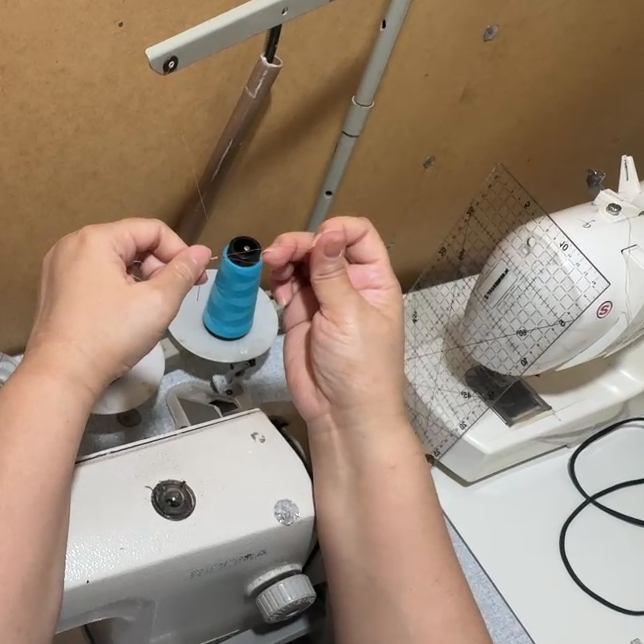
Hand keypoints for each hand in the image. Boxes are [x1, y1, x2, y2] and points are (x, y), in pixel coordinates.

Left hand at [23, 219, 210, 404]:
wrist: (61, 375)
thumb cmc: (107, 338)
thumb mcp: (157, 303)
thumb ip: (182, 272)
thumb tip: (201, 252)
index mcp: (95, 239)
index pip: (151, 230)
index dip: (179, 252)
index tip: (195, 278)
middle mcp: (72, 246)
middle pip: (131, 244)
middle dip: (158, 268)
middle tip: (173, 298)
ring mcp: (59, 268)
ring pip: (113, 263)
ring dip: (139, 281)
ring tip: (149, 310)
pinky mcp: (55, 291)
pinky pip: (95, 278)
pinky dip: (116, 290)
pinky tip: (124, 317)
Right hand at [265, 217, 405, 432]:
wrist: (341, 413)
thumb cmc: (360, 366)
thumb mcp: (348, 315)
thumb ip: (332, 274)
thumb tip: (327, 233)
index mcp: (373, 280)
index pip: (358, 235)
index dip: (336, 231)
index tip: (315, 241)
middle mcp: (349, 284)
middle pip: (323, 246)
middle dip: (299, 244)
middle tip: (276, 255)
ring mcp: (323, 300)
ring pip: (301, 263)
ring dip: (284, 259)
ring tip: (270, 266)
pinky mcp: (300, 316)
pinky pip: (287, 286)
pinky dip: (278, 280)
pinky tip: (275, 288)